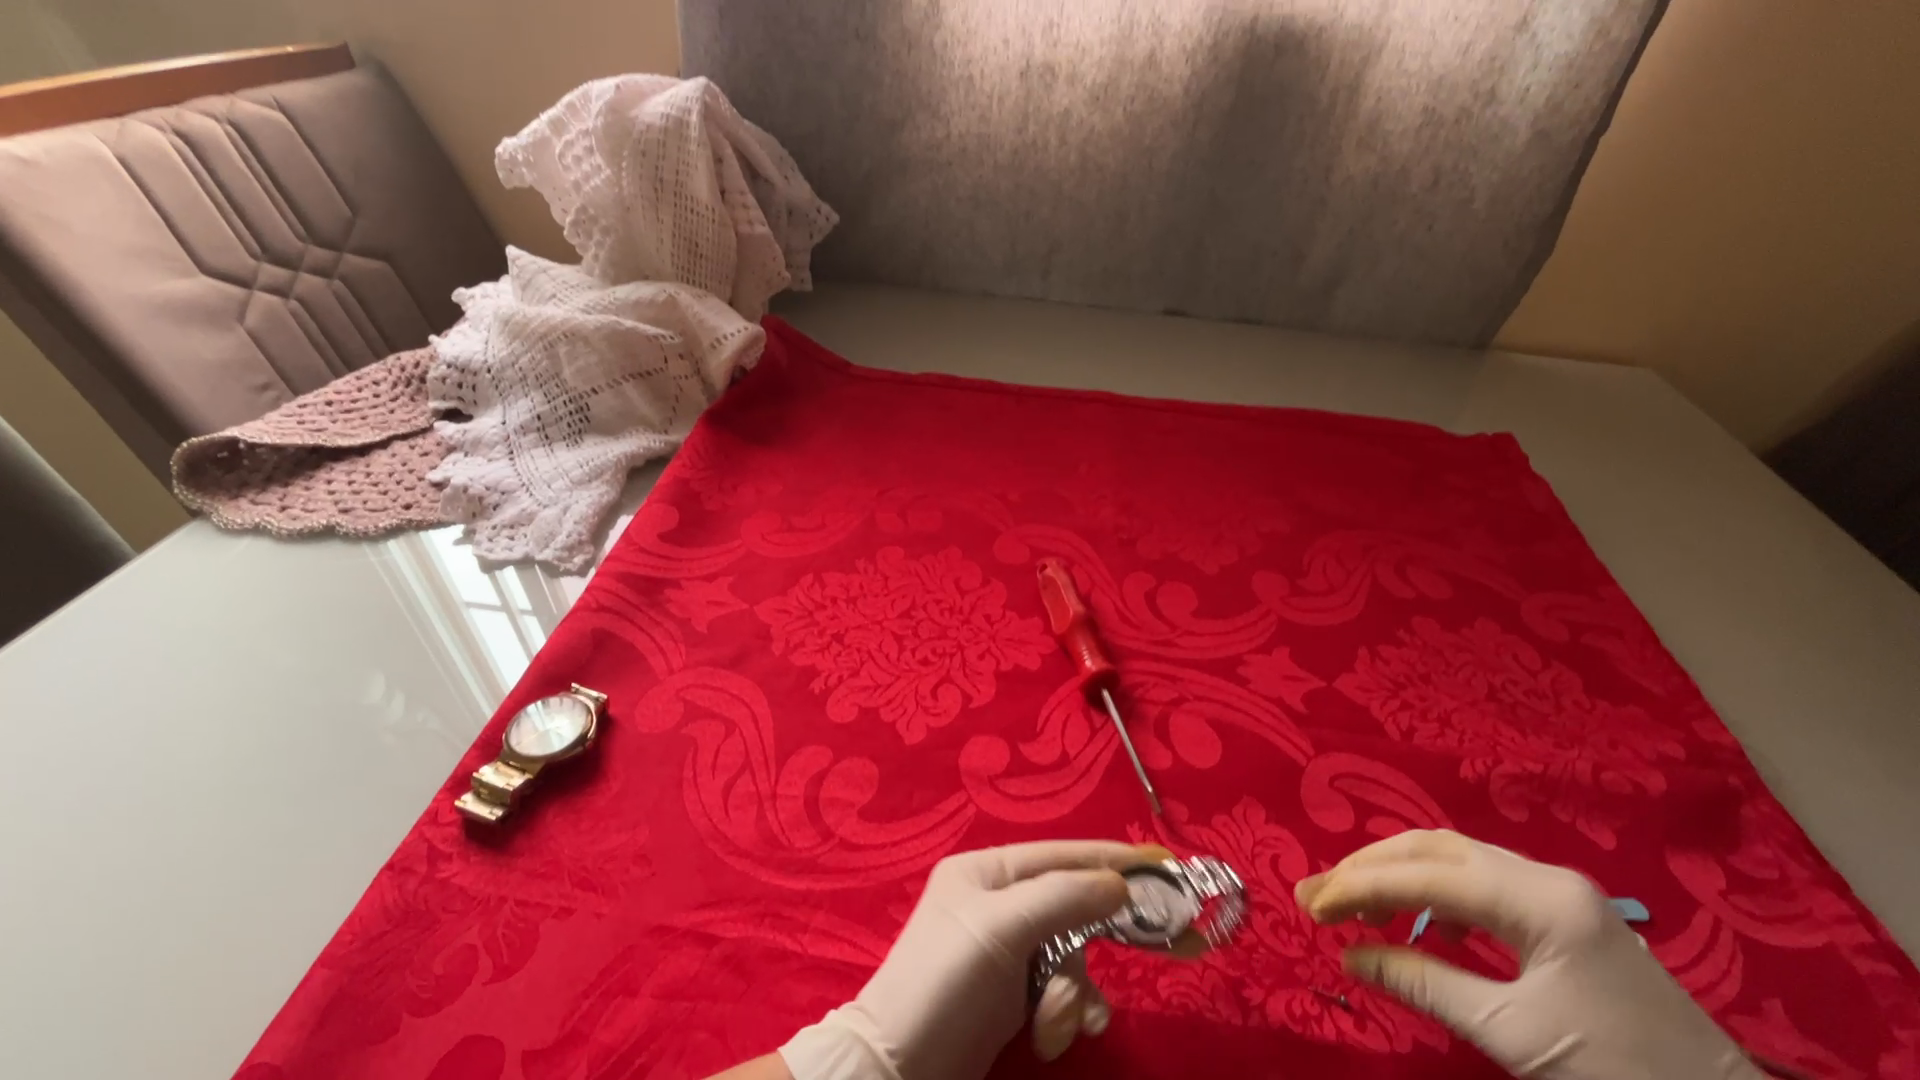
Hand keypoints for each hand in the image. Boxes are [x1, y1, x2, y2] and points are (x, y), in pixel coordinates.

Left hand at [779, 841, 1136, 1079]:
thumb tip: (1120, 881)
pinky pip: (1061, 991)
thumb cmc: (945, 984)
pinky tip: (1047, 1036)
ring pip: (1073, 958)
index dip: (1116, 859)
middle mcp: (998, 903)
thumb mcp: (1002, 929)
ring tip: (1050, 1021)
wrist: (899, 1069)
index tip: (1167, 866)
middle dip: (1098, 942)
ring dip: (1070, 994)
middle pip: (1074, 909)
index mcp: (987, 872)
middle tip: (1178, 944)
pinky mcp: (1012, 995)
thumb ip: (1064, 898)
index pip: (1064, 855)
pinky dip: (1062, 1013)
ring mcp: (1006, 952)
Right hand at [1296, 830, 1764, 1079]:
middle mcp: (1546, 877)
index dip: (1360, 887)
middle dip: (1370, 867)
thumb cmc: (1615, 1069)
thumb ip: (1424, 983)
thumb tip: (1349, 957)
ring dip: (1398, 874)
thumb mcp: (1513, 1034)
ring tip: (1353, 904)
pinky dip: (1433, 892)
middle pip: (1436, 848)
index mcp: (1540, 899)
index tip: (1310, 907)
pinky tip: (1418, 921)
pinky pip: (1480, 882)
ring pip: (1456, 859)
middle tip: (1318, 895)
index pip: (1427, 876)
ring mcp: (1558, 891)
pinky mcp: (1563, 913)